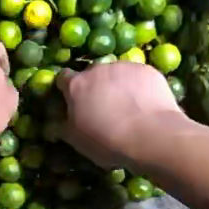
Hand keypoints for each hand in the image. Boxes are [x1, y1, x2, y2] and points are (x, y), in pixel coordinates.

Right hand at [58, 62, 185, 167]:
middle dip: (95, 86)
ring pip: (117, 73)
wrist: (151, 135)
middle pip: (92, 74)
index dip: (66, 88)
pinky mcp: (147, 70)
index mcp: (76, 86)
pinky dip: (139, 86)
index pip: (63, 78)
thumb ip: (65, 127)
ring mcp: (124, 67)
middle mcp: (98, 69)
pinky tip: (146, 104)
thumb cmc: (107, 141)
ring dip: (118, 85)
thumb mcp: (78, 141)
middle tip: (103, 107)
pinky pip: (139, 76)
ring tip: (129, 106)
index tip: (72, 100)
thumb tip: (57, 124)